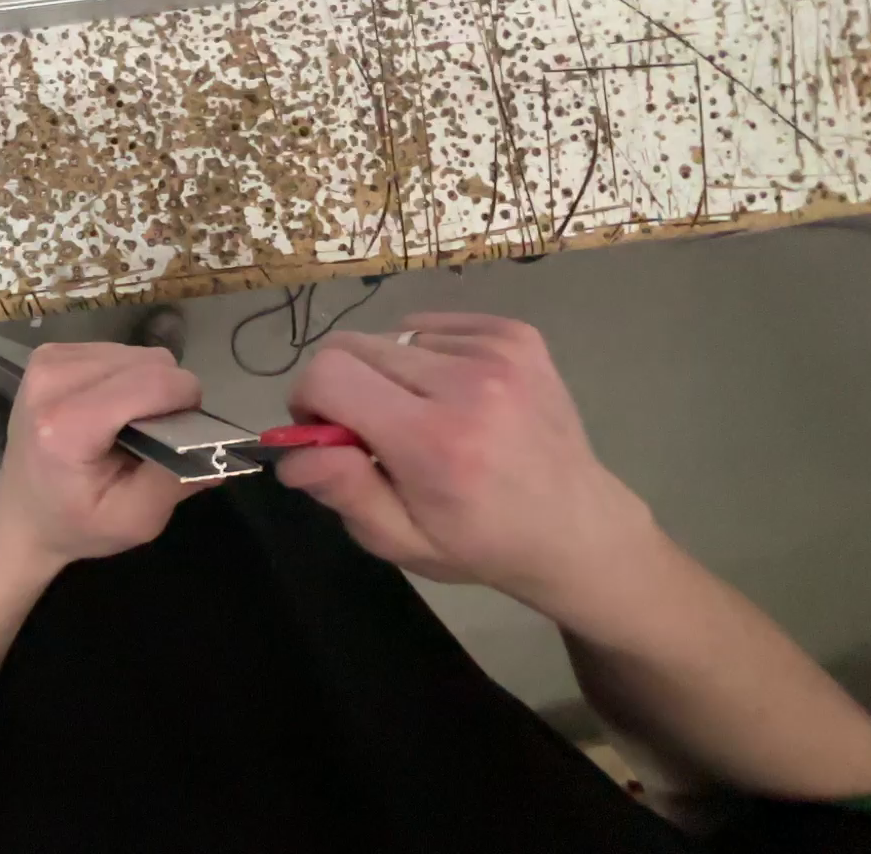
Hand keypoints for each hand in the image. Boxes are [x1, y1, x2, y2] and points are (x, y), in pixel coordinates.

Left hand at [0, 342, 205, 569]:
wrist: (22, 513)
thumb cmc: (77, 522)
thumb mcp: (135, 520)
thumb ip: (177, 481)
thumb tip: (222, 452)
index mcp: (67, 426)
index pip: (152, 383)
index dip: (186, 402)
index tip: (186, 433)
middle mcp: (52, 380)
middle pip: (150, 362)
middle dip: (167, 396)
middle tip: (154, 436)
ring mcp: (48, 360)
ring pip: (137, 353)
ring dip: (146, 385)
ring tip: (128, 425)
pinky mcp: (50, 353)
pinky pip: (116, 350)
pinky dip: (125, 377)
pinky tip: (109, 408)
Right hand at [276, 313, 661, 614]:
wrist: (579, 530)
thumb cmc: (477, 542)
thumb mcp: (400, 540)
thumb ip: (342, 491)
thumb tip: (291, 452)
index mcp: (433, 439)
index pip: (327, 374)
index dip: (307, 398)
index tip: (323, 429)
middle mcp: (467, 382)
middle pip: (349, 346)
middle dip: (339, 384)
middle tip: (365, 427)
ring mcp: (497, 351)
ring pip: (387, 338)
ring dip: (385, 374)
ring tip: (419, 415)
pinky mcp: (514, 334)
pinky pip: (426, 328)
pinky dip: (421, 357)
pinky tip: (448, 394)